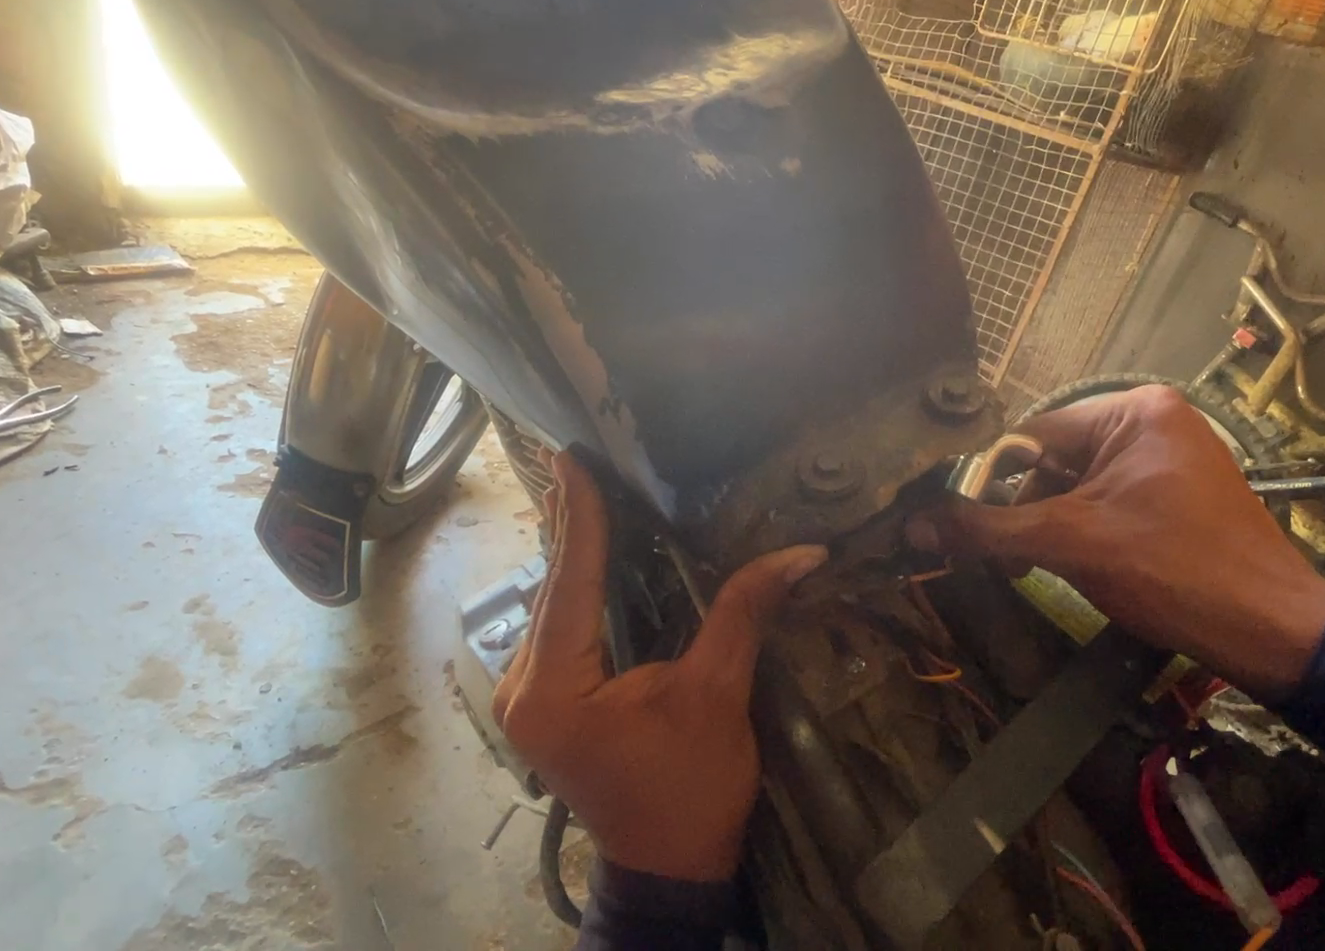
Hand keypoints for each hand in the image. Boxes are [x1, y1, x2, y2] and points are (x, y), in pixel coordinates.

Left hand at [491, 452, 827, 881]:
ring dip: (577, 549)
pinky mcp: (548, 699)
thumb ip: (742, 613)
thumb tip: (800, 553)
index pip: (571, 581)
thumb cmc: (689, 788)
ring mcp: (529, 695)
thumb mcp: (717, 695)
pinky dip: (583, 582)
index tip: (574, 458)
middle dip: (574, 522)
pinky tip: (596, 547)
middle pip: (555, 587)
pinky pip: (562, 624)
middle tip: (582, 458)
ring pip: (555, 603)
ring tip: (588, 486)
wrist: (668, 867)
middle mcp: (524, 686)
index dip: (581, 516)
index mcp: (554, 688)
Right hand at [907, 385, 1324, 697]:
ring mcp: (1164, 458)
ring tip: (1027, 568)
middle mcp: (1149, 421)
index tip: (957, 524)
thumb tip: (912, 524)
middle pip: (1050, 461)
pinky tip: (1064, 565)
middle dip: (1020, 511)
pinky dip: (1077, 532)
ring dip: (1045, 527)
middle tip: (999, 558)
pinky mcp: (1172, 495)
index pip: (1030, 436)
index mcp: (1131, 410)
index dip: (988, 482)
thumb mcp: (1069, 543)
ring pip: (1074, 487)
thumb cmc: (1171, 570)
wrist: (1274, 634)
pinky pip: (1103, 503)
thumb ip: (985, 530)